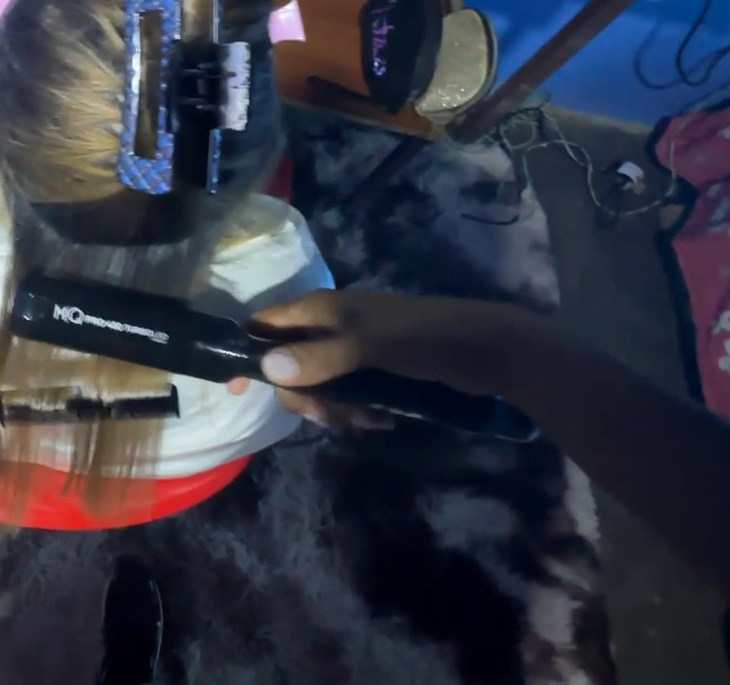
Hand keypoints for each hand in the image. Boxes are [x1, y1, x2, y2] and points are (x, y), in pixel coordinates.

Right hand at [231, 289, 547, 421]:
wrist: (489, 350)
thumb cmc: (423, 338)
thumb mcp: (367, 346)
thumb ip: (318, 357)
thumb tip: (266, 369)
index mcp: (319, 309)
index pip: (264, 325)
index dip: (248, 352)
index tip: (240, 389)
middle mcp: (328, 325)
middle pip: (287, 362)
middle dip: (302, 394)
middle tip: (327, 416)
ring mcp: (351, 347)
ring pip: (316, 383)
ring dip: (333, 408)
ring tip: (366, 420)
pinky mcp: (373, 368)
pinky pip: (345, 393)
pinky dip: (356, 410)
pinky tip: (382, 419)